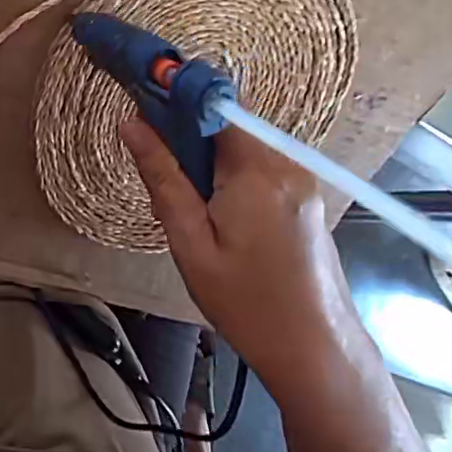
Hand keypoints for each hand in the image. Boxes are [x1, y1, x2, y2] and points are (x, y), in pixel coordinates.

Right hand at [120, 121, 360, 396]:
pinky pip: (261, 165)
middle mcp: (286, 162)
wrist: (319, 354)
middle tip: (162, 178)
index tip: (141, 101)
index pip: (213, 105)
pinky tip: (221, 217)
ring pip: (243, 145)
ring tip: (193, 210)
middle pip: (228, 124)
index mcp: (257, 169)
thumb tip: (132, 124)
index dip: (176, 98)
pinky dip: (232, 174)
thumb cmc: (248, 305)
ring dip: (210, 160)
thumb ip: (162, 178)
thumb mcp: (191, 245)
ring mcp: (302, 178)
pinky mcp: (308, 195)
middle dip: (190, 138)